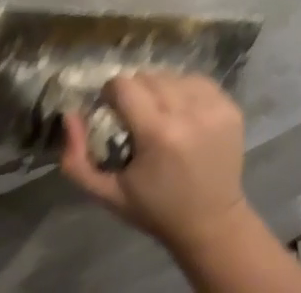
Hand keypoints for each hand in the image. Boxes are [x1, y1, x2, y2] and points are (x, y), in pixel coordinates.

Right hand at [59, 72, 256, 252]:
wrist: (213, 225)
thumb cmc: (156, 209)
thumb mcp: (108, 194)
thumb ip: (77, 159)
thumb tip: (70, 114)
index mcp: (158, 134)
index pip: (123, 84)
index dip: (112, 94)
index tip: (113, 111)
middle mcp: (189, 114)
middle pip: (147, 76)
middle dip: (135, 92)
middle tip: (136, 118)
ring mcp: (214, 108)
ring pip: (171, 75)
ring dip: (160, 90)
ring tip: (161, 116)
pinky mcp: (231, 108)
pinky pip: (196, 80)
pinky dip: (184, 91)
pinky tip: (183, 114)